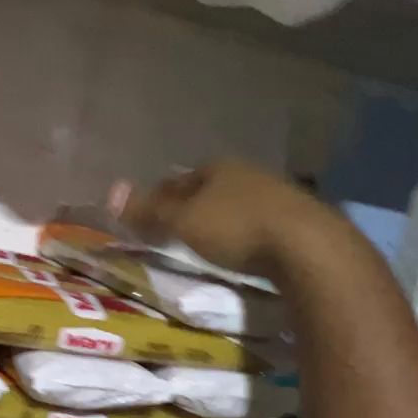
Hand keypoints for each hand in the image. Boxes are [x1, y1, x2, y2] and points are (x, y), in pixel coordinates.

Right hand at [116, 159, 338, 275]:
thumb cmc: (236, 228)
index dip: (161, 197)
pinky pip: (260, 224)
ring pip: (237, 205)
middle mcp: (248, 173)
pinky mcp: (298, 221)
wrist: (307, 246)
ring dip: (222, 221)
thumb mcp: (183, 221)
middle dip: (193, 207)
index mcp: (219, 167)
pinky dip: (246, 235)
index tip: (149, 216)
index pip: (180, 179)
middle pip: (210, 189)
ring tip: (207, 243)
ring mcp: (277, 195)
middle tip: (176, 230)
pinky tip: (243, 250)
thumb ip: (149, 210)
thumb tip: (109, 193)